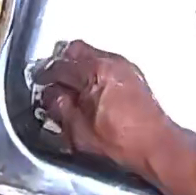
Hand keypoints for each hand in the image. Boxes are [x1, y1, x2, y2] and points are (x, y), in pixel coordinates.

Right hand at [37, 40, 189, 180]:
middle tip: (52, 81)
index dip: (45, 76)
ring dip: (78, 66)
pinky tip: (90, 90)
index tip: (39, 83)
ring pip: (91, 53)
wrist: (156, 144)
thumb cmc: (123, 141)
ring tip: (71, 88)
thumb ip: (61, 109)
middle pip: (76, 50)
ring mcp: (123, 65)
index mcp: (95, 72)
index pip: (61, 66)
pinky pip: (105, 61)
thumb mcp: (80, 132)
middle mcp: (111, 61)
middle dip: (61, 63)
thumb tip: (50, 96)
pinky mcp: (131, 72)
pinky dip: (93, 70)